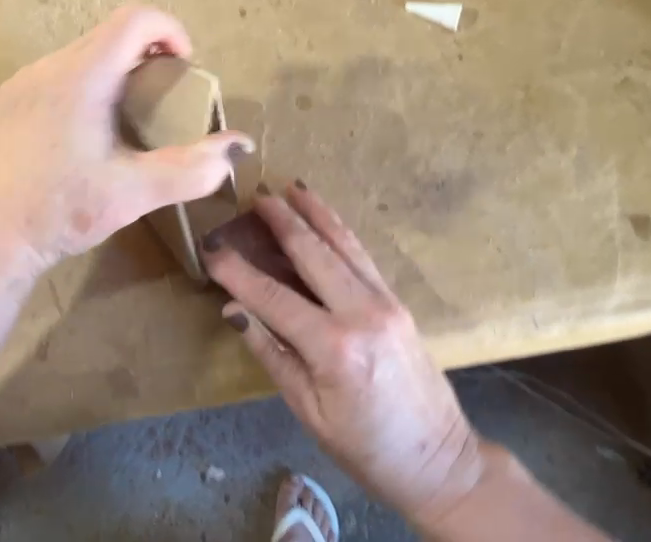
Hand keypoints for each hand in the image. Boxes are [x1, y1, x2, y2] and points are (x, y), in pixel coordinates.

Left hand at [0, 5, 252, 280]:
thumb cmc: (60, 210)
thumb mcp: (133, 194)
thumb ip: (190, 168)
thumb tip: (236, 148)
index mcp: (81, 76)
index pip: (134, 18)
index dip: (170, 29)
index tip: (186, 67)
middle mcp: (49, 67)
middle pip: (109, 34)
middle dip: (147, 53)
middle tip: (166, 97)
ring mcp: (24, 82)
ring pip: (83, 52)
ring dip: (117, 68)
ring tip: (132, 115)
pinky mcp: (10, 100)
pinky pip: (60, 71)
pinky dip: (89, 82)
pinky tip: (91, 129)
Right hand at [204, 184, 485, 526]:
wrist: (440, 462)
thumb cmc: (366, 448)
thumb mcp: (309, 412)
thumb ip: (272, 355)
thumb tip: (234, 311)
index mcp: (334, 348)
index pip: (272, 297)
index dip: (237, 272)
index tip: (211, 248)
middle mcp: (361, 313)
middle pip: (311, 253)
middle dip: (280, 221)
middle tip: (254, 196)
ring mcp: (384, 303)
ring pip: (342, 244)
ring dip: (315, 213)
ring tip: (291, 187)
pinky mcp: (397, 302)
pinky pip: (362, 256)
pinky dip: (340, 230)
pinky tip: (326, 217)